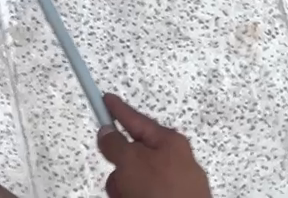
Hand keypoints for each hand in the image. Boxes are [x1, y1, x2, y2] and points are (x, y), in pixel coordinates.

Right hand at [96, 93, 211, 197]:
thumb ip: (114, 143)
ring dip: (126, 185)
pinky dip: (137, 194)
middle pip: (137, 153)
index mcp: (171, 142)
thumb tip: (107, 132)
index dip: (118, 109)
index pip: (137, 119)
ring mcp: (181, 186)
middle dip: (121, 164)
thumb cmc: (161, 191)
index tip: (106, 98)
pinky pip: (149, 192)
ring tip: (126, 195)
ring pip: (140, 177)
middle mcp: (179, 161)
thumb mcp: (130, 161)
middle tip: (116, 173)